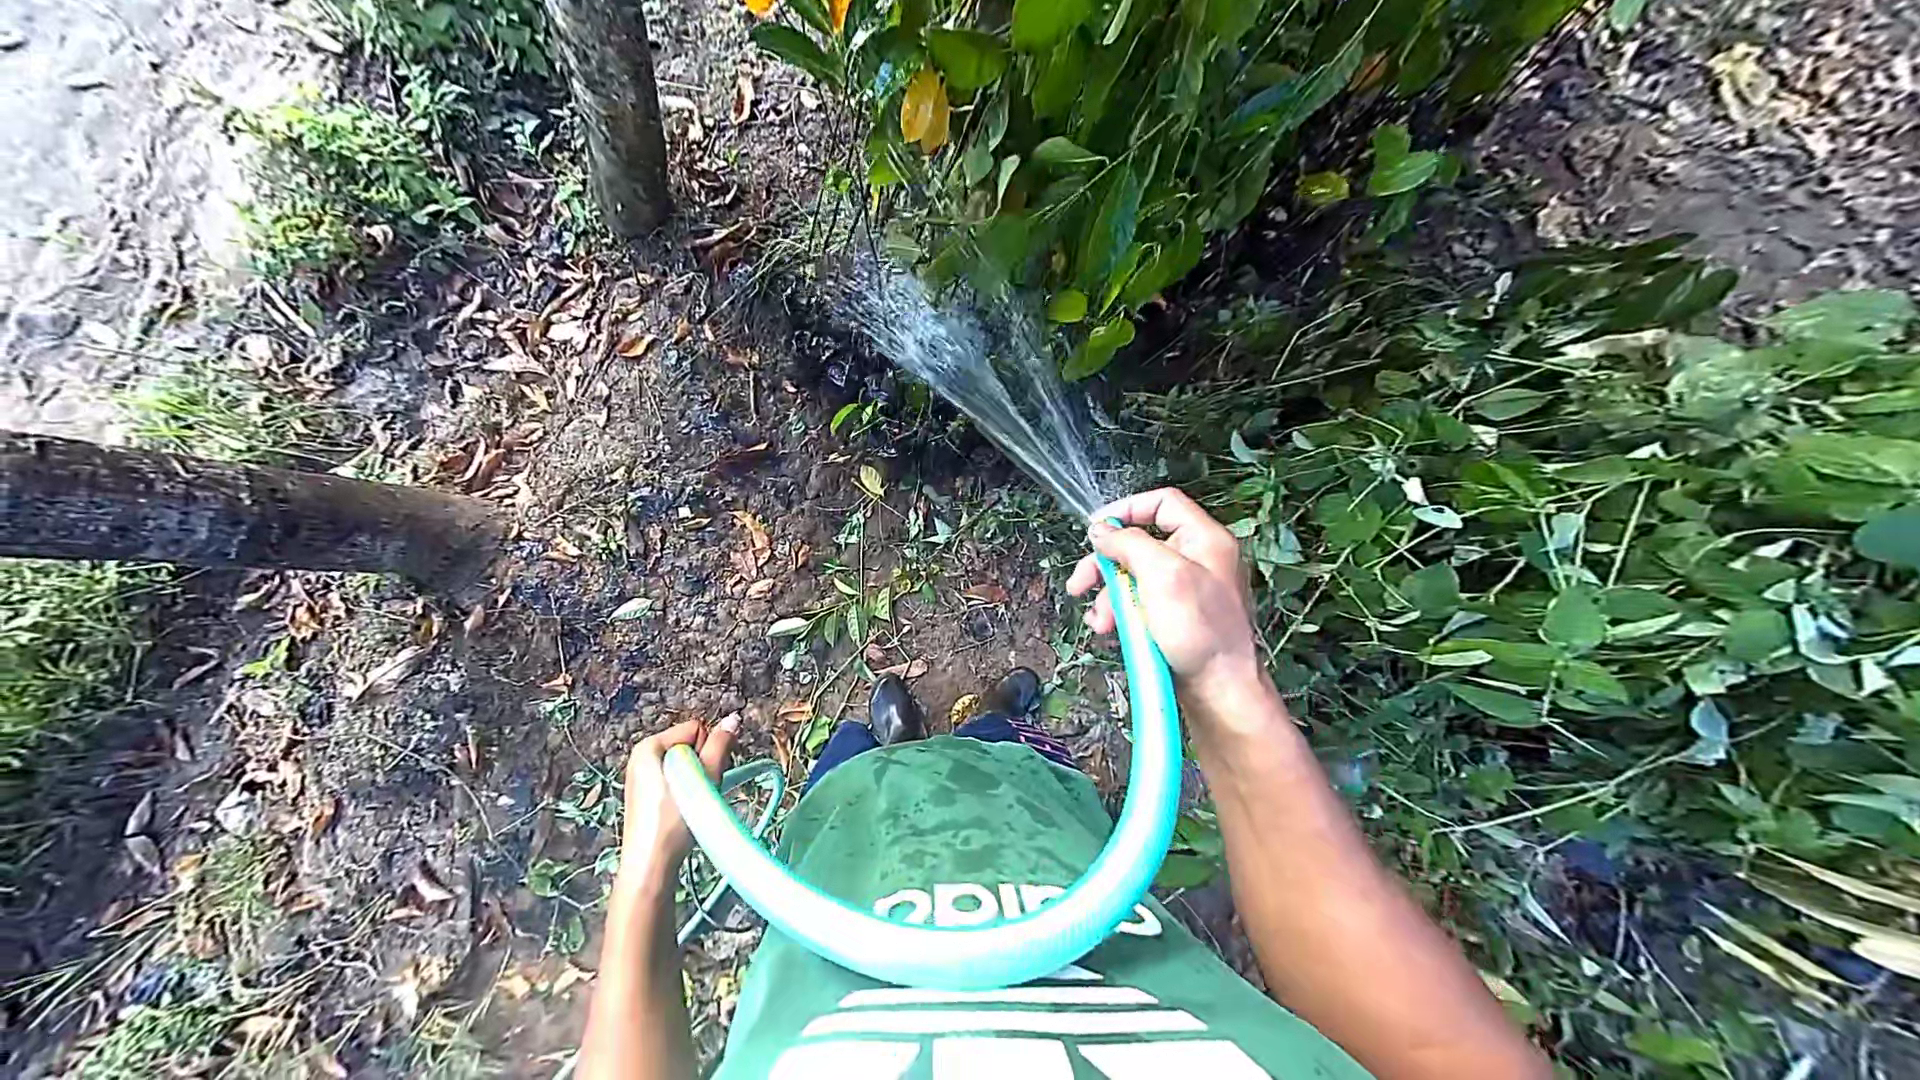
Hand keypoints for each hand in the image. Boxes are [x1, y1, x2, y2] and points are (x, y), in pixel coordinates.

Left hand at [617, 715, 737, 888]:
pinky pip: (679, 778)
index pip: (697, 728)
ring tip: (693, 801)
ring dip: (698, 779)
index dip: (708, 750)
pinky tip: (685, 809)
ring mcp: (644, 775)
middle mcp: (643, 755)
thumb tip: (734, 718)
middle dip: (703, 764)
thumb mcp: (703, 779)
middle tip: (700, 790)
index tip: (704, 776)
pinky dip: (688, 789)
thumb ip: (719, 746)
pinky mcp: (648, 793)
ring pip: (689, 763)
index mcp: (649, 746)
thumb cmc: (674, 821)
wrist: (651, 867)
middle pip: (692, 745)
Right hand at [1066, 488, 1260, 697]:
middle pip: (1138, 543)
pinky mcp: (1174, 616)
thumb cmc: (1202, 634)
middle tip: (1081, 582)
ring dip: (1108, 596)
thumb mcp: (1161, 576)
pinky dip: (1120, 614)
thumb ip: (1129, 544)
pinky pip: (1139, 603)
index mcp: (1204, 540)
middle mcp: (1197, 560)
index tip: (1097, 529)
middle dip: (1105, 564)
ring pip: (1133, 577)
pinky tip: (1109, 629)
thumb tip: (1101, 530)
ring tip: (1099, 620)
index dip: (1126, 509)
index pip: (1162, 503)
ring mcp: (1185, 589)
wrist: (1220, 691)